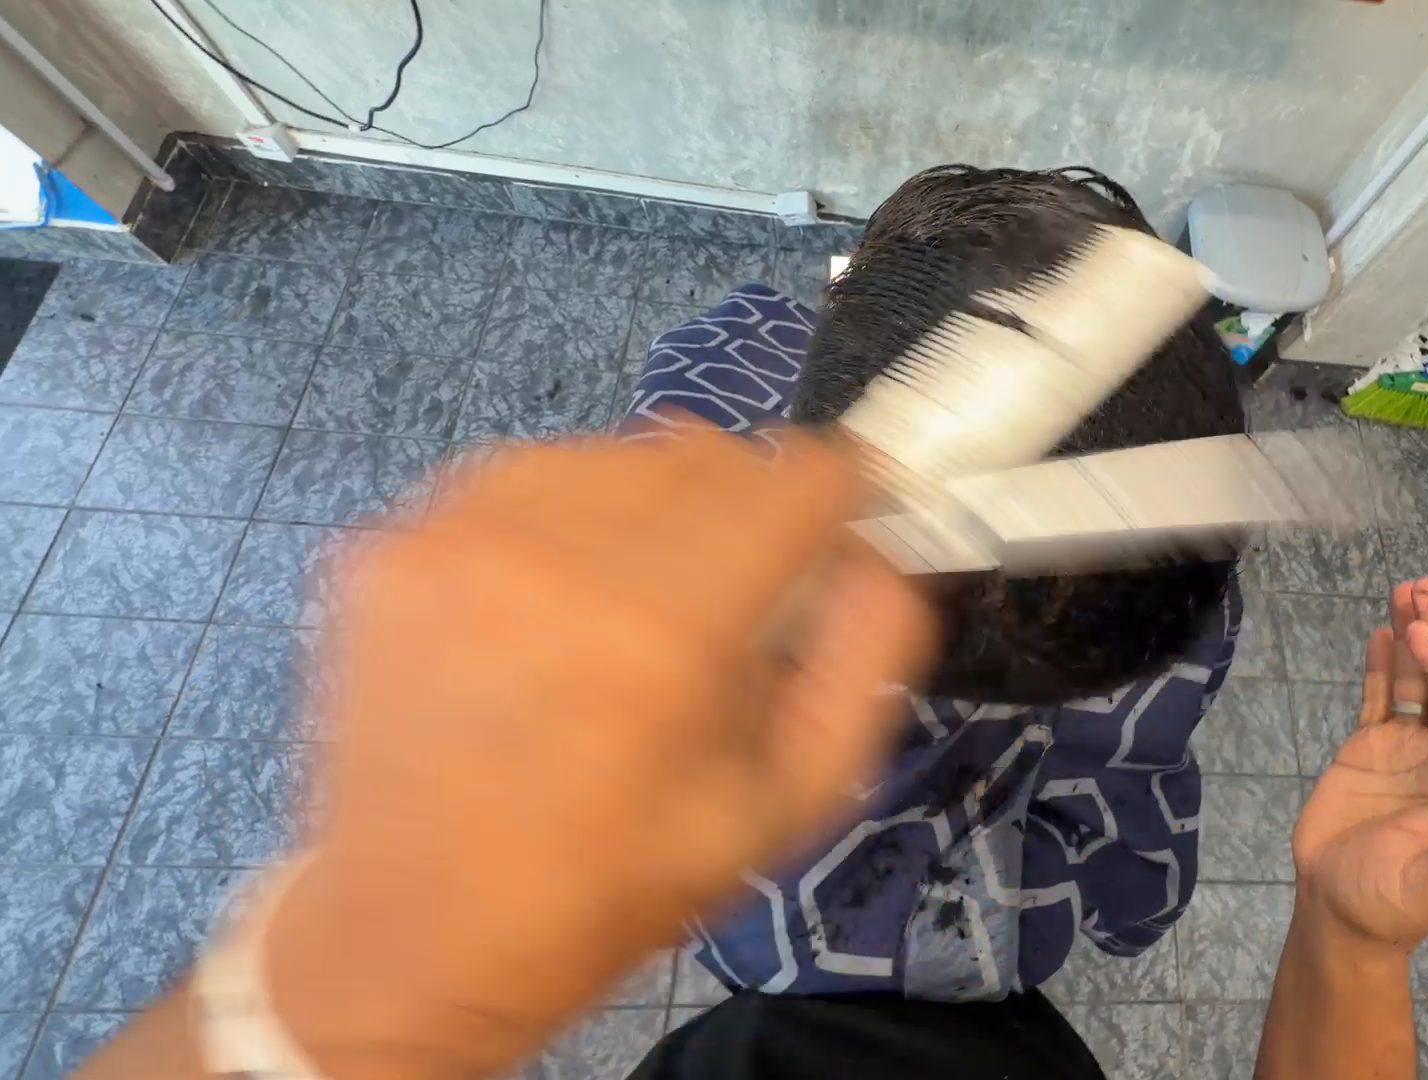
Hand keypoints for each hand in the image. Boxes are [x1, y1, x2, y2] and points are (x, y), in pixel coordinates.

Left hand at [265, 427, 933, 1079]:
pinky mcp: (396, 539)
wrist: (411, 935)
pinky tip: (571, 585)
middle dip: (761, 502)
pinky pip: (543, 469)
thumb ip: (870, 659)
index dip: (846, 485)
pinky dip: (586, 507)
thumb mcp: (794, 798)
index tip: (845, 516)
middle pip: (720, 449)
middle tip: (749, 578)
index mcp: (670, 632)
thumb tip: (877, 553)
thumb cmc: (627, 873)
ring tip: (654, 587)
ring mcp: (462, 535)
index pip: (801, 475)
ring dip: (675, 501)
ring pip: (634, 448)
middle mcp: (560, 557)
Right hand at [1289, 579, 1427, 953]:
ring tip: (1405, 591)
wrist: (1337, 906)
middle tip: (1423, 587)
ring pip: (1416, 682)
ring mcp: (1406, 749)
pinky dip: (1380, 665)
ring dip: (1412, 637)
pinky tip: (1381, 632)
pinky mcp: (1369, 748)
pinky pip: (1380, 697)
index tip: (1422, 633)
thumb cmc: (1391, 902)